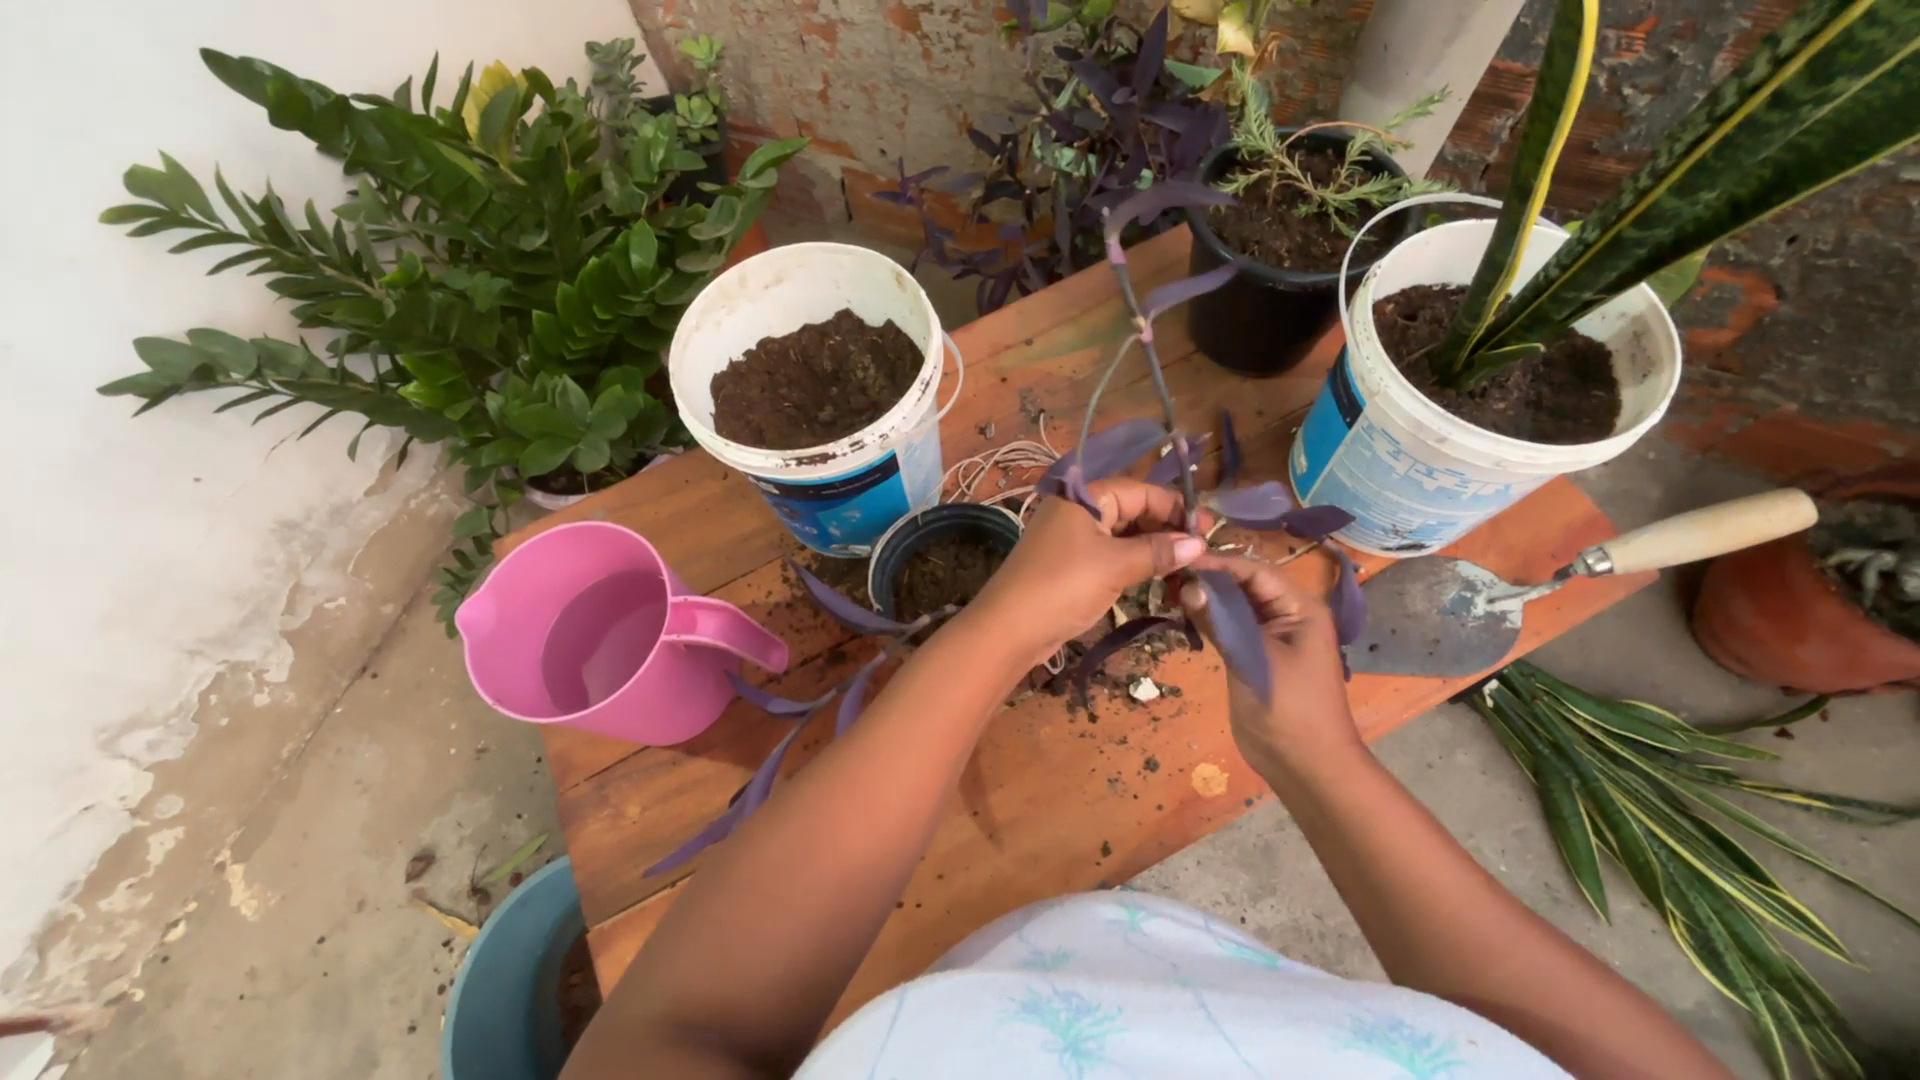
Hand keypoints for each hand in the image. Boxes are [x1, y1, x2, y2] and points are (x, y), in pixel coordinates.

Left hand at [967, 478, 1207, 663]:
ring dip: (1154, 548)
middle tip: (1200, 551)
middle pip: (1132, 510)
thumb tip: (1199, 543)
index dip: (1174, 507)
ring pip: (1123, 535)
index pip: (1140, 491)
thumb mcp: (1115, 566)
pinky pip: (1111, 556)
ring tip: (1187, 566)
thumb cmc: (1063, 587)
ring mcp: (1072, 540)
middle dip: (1166, 528)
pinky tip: (1159, 577)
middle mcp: (1078, 511)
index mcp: (1085, 498)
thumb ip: (1158, 551)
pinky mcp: (1071, 566)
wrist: (1009, 630)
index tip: (1206, 529)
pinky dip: (1135, 564)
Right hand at [1178, 553, 1361, 779]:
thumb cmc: (1289, 708)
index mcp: (1300, 608)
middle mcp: (1287, 615)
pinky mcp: (1254, 655)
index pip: (1256, 571)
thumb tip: (1187, 586)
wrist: (1305, 764)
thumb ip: (1222, 621)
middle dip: (1210, 578)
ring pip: (1235, 605)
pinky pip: (1231, 626)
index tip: (1181, 560)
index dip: (1219, 564)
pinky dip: (1209, 619)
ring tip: (1169, 590)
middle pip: (1245, 584)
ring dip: (1207, 598)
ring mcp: (1270, 636)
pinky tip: (1183, 614)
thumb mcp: (1254, 659)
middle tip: (1168, 574)